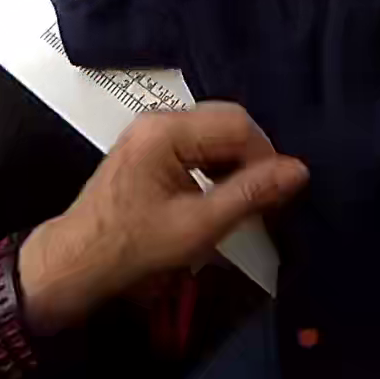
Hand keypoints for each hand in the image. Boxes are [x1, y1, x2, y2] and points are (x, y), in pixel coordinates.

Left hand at [18, 102, 307, 334]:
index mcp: (166, 129)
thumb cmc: (136, 245)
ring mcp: (150, 131)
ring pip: (212, 133)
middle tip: (266, 200)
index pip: (237, 123)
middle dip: (252, 158)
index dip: (266, 156)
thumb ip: (250, 193)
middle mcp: (158, 119)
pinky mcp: (149, 147)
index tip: (280, 196)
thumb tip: (299, 169)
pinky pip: (195, 144)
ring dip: (235, 163)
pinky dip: (215, 166)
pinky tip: (220, 196)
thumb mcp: (199, 225)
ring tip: (246, 202)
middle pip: (225, 122)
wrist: (80, 259)